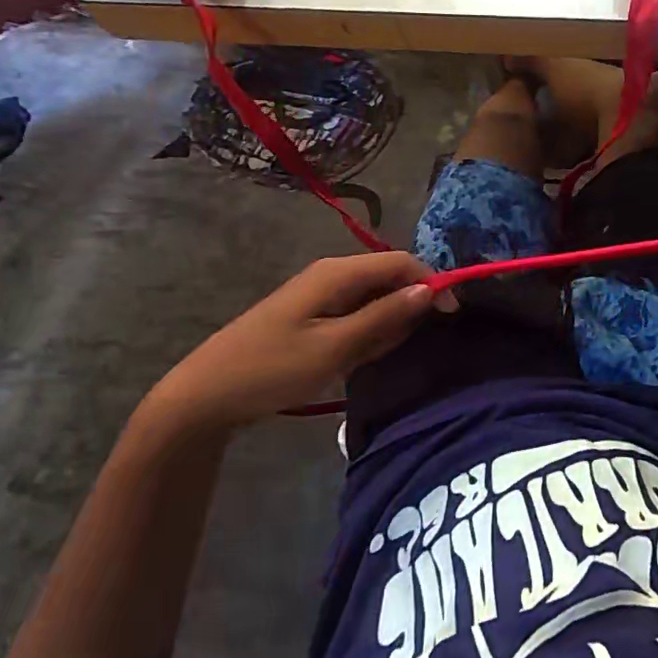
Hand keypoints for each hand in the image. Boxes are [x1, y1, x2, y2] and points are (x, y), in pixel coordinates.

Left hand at [144, 252, 452, 432]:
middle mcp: (331, 275)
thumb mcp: (335, 347)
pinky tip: (353, 361)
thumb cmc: (272, 369)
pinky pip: (355, 316)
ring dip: (384, 326)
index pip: (400, 262)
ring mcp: (320, 296)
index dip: (432, 282)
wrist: (205, 396)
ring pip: (374, 300)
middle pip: (388, 278)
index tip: (452, 316)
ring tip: (370, 359)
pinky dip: (365, 335)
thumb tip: (428, 289)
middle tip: (400, 347)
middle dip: (406, 308)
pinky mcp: (312, 316)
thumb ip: (385, 316)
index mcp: (337, 273)